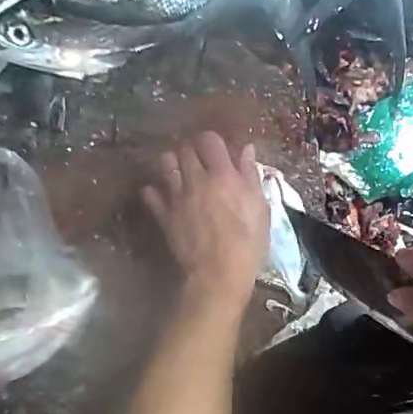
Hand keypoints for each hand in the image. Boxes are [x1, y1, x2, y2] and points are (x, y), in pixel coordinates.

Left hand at [142, 132, 267, 309]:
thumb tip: (247, 150)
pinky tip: (160, 193)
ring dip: (172, 163)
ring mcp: (177, 196)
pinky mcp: (165, 215)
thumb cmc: (248, 242)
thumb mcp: (261, 208)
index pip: (211, 141)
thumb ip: (251, 176)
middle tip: (199, 159)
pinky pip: (151, 194)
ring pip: (166, 165)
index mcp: (223, 175)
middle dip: (191, 150)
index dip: (213, 141)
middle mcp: (197, 179)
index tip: (218, 150)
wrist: (219, 272)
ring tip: (180, 171)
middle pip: (185, 149)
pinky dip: (154, 190)